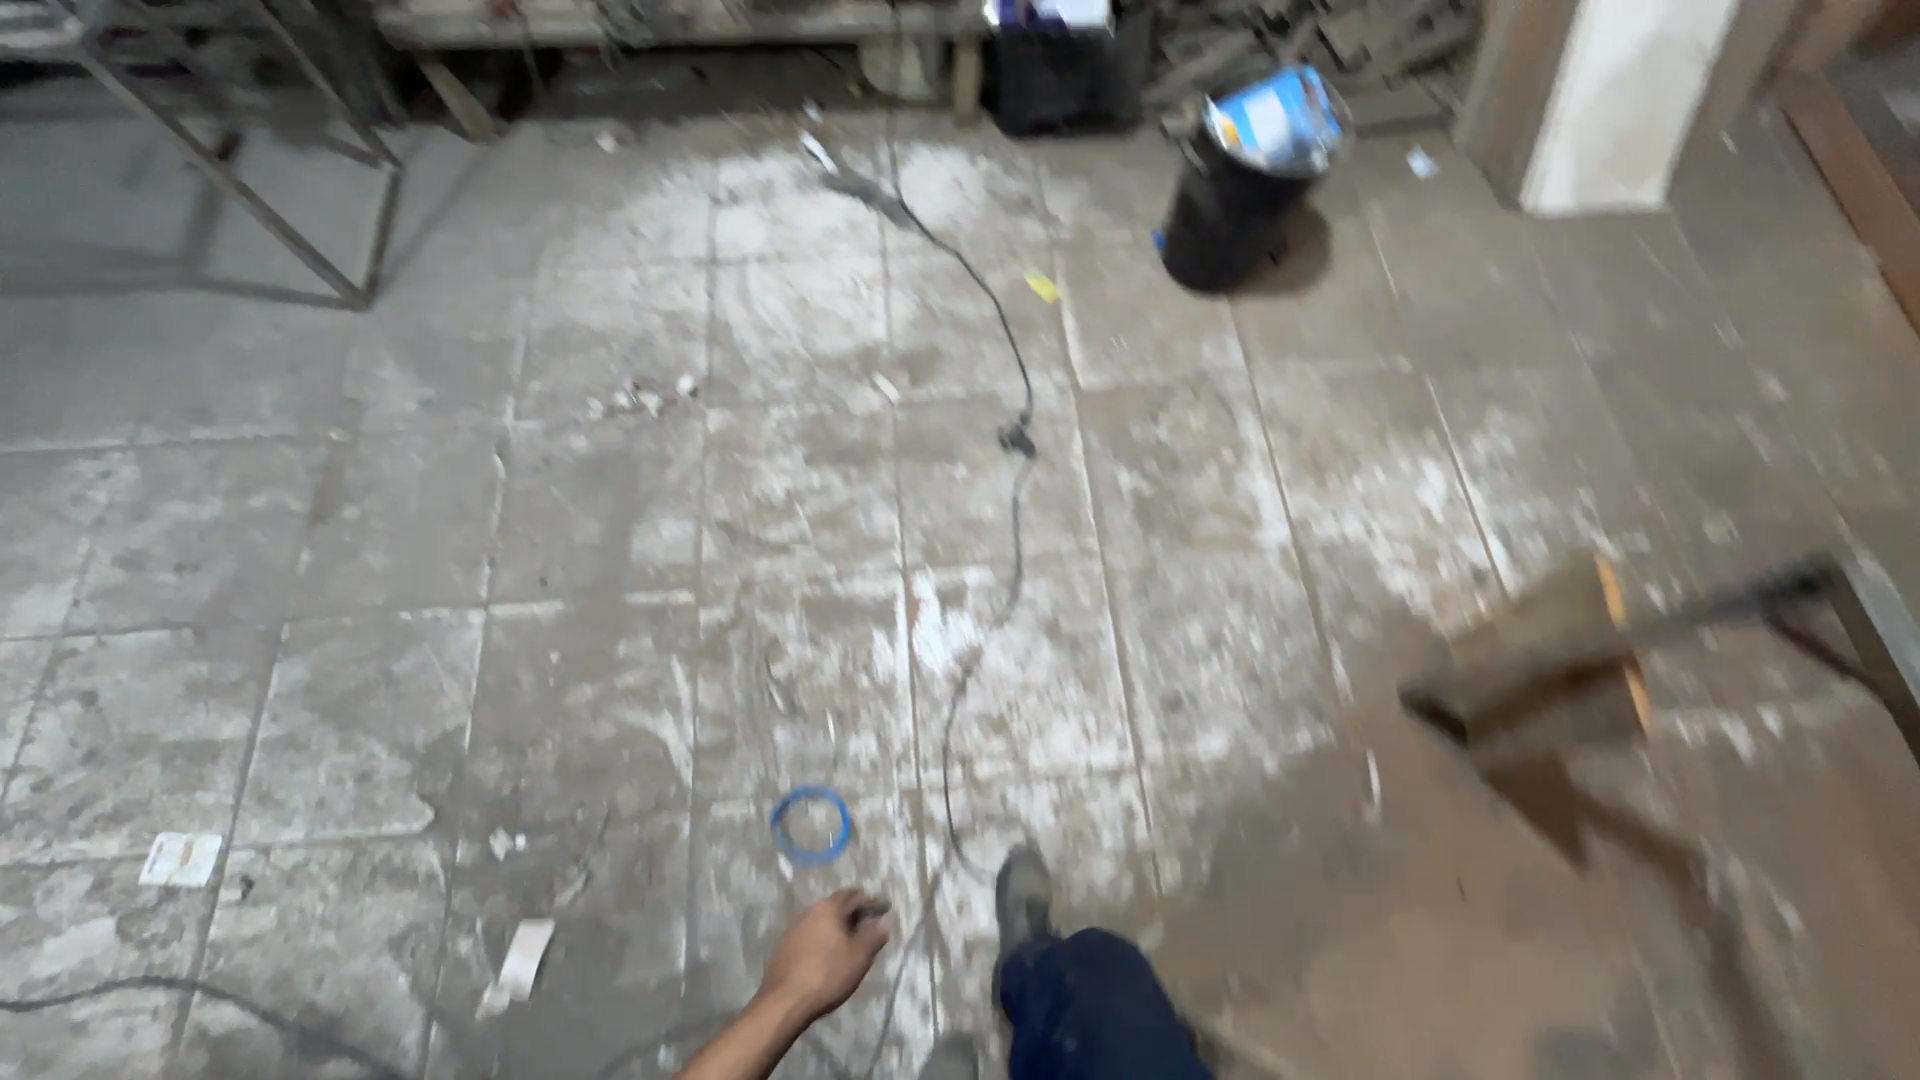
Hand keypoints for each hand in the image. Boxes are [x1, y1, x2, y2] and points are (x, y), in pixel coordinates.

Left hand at [758, 889, 891, 1022]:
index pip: (855, 897)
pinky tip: (829, 949)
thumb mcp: (859, 957)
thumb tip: (883, 923)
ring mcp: (795, 928)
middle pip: (837, 904)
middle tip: (870, 917)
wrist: (784, 1002)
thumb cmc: (827, 975)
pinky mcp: (786, 946)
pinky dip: (825, 934)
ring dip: (839, 922)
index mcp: (829, 908)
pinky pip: (812, 932)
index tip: (886, 907)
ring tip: (851, 934)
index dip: (873, 901)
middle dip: (855, 909)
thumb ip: (874, 937)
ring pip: (823, 918)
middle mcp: (811, 911)